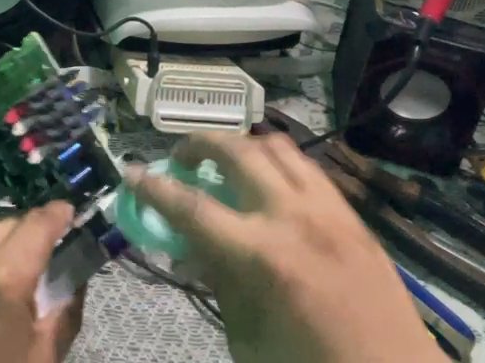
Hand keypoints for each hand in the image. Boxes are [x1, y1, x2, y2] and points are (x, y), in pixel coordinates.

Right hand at [127, 133, 436, 362]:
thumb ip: (219, 282)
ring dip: (241, 146)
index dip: (155, 188)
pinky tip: (270, 186)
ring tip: (226, 164)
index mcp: (263, 258)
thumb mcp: (249, 340)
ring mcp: (328, 209)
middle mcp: (294, 218)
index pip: (192, 207)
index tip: (131, 173)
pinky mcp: (353, 213)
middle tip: (181, 159)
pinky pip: (307, 166)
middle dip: (198, 145)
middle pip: (234, 152)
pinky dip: (278, 163)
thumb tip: (192, 245)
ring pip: (274, 145)